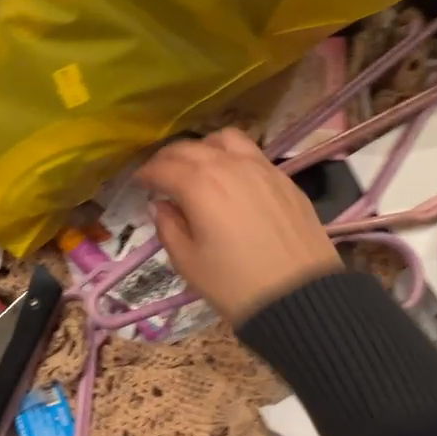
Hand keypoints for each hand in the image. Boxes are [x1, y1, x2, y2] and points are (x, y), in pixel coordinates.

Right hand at [134, 128, 340, 324]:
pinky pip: (251, 153)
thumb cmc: (233, 283)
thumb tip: (161, 206)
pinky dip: (231, 157)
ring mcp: (261, 168)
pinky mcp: (284, 179)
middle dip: (167, 159)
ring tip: (196, 168)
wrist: (298, 296)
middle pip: (190, 147)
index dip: (145, 174)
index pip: (163, 168)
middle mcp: (229, 166)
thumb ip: (168, 227)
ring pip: (225, 139)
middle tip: (158, 175)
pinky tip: (229, 179)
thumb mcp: (187, 262)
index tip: (137, 184)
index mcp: (199, 185)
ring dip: (202, 148)